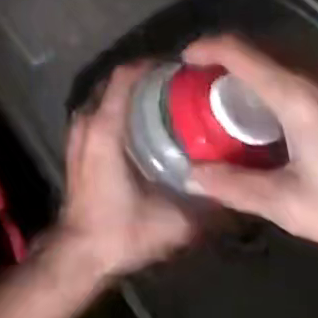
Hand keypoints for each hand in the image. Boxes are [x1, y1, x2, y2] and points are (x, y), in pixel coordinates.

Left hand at [49, 61, 196, 282]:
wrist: (79, 252)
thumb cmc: (121, 229)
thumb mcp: (172, 222)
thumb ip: (208, 209)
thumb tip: (241, 195)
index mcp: (105, 127)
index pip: (124, 77)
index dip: (149, 65)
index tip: (177, 66)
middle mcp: (87, 120)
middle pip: (114, 81)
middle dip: (143, 75)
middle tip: (177, 82)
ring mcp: (77, 130)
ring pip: (104, 94)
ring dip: (129, 90)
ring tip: (162, 98)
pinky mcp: (76, 143)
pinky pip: (97, 109)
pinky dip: (117, 105)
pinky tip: (141, 121)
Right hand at [182, 37, 317, 317]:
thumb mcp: (297, 209)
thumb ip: (239, 187)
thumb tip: (194, 175)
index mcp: (298, 94)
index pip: (237, 48)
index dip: (205, 47)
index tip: (183, 60)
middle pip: (260, 44)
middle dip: (227, 57)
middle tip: (207, 87)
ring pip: (288, 53)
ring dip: (258, 65)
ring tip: (242, 101)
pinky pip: (311, 66)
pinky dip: (284, 75)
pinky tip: (288, 115)